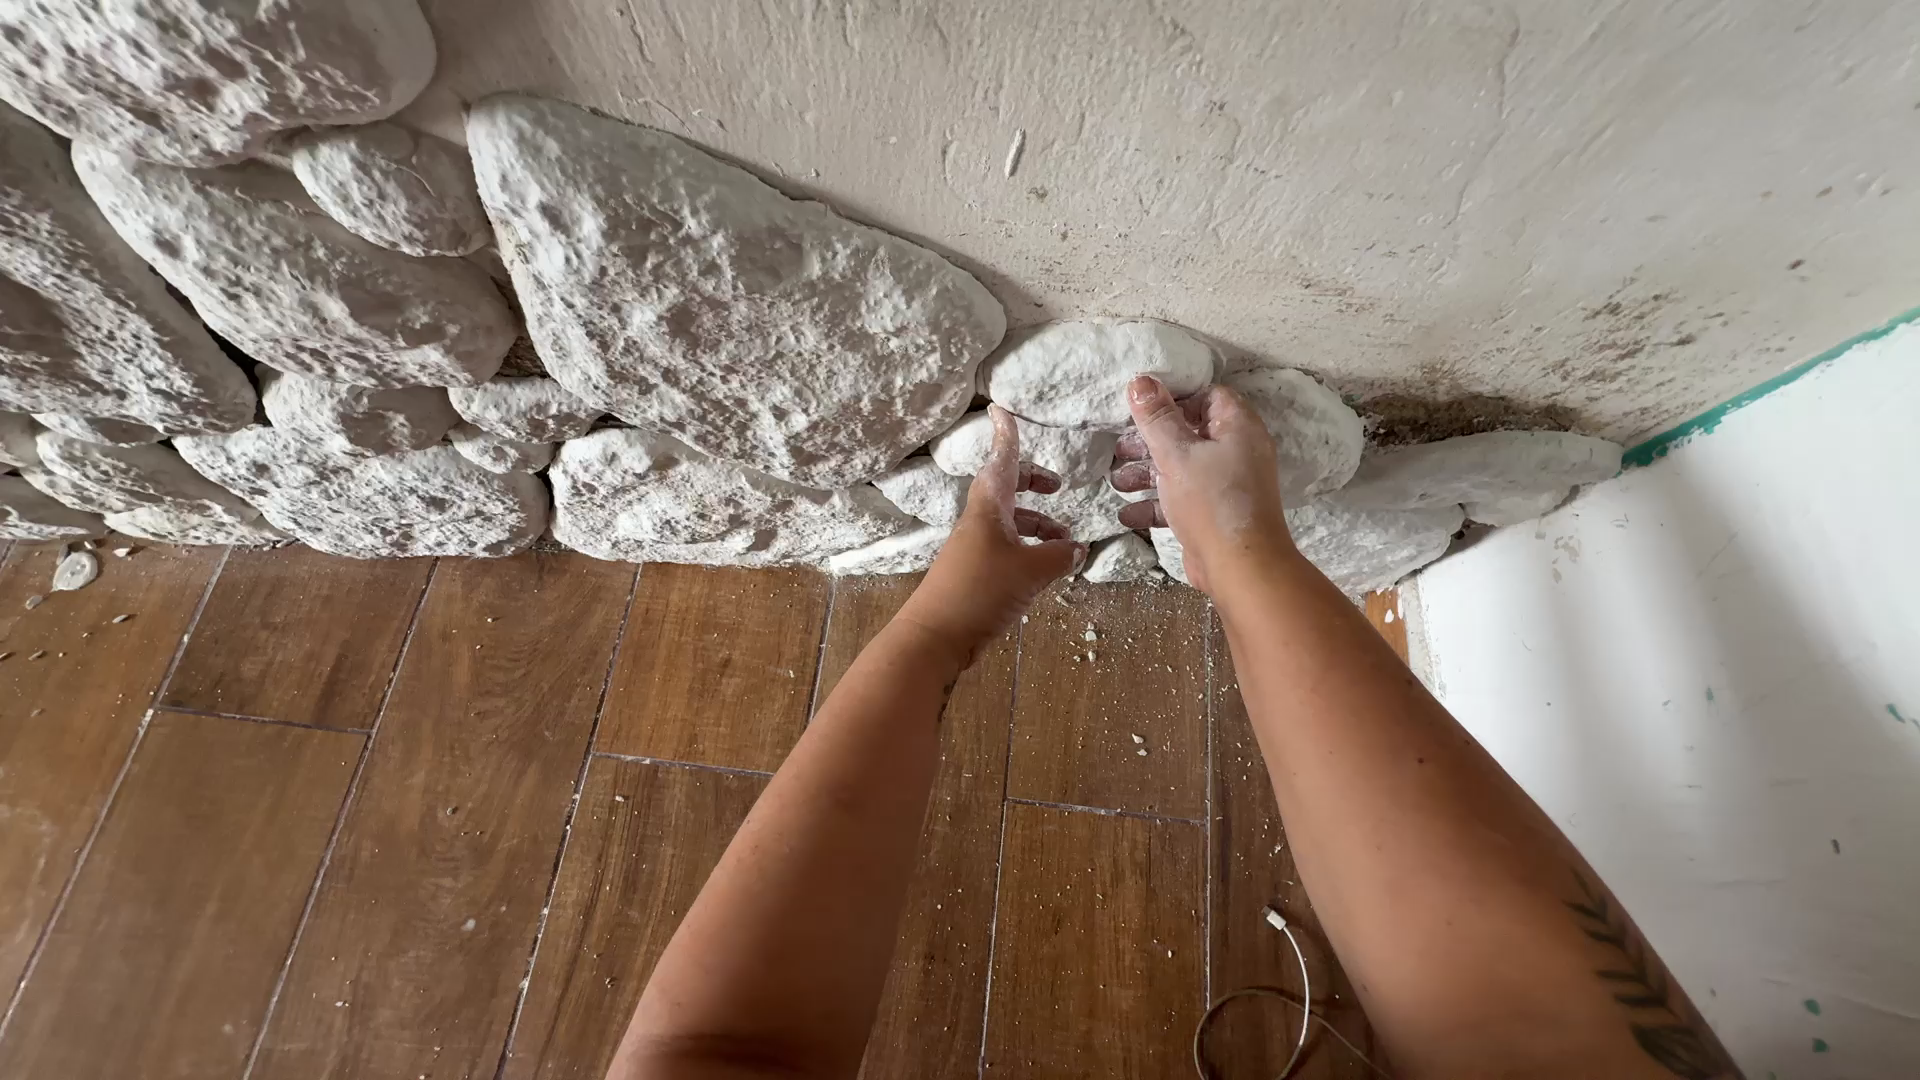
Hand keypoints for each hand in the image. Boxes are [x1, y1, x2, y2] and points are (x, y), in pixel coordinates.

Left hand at [898, 406, 1087, 670]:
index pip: (1002, 461)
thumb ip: (1059, 556)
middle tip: (1057, 487)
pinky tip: (1045, 569)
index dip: (1007, 436)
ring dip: (1036, 524)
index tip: (1002, 410)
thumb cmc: (981, 591)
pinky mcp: (974, 573)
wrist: (935, 636)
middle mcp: (979, 522)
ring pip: (1009, 522)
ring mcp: (974, 548)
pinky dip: (1028, 550)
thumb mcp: (1031, 571)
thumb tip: (1077, 548)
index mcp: (989, 508)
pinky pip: (1006, 549)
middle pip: (1007, 489)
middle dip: (1033, 483)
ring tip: (1065, 543)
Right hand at [1109, 375, 1292, 592]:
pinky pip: (1180, 499)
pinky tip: (1126, 515)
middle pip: (1187, 434)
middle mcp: (1235, 451)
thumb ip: (1156, 418)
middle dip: (1149, 442)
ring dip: (1146, 474)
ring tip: (1116, 482)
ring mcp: (1225, 484)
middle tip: (1119, 448)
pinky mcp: (1212, 512)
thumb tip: (1140, 380)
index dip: (1174, 399)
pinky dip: (1155, 504)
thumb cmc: (1212, 502)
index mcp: (1236, 427)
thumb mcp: (1177, 454)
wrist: (1240, 566)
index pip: (1207, 397)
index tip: (1141, 410)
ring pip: (1180, 468)